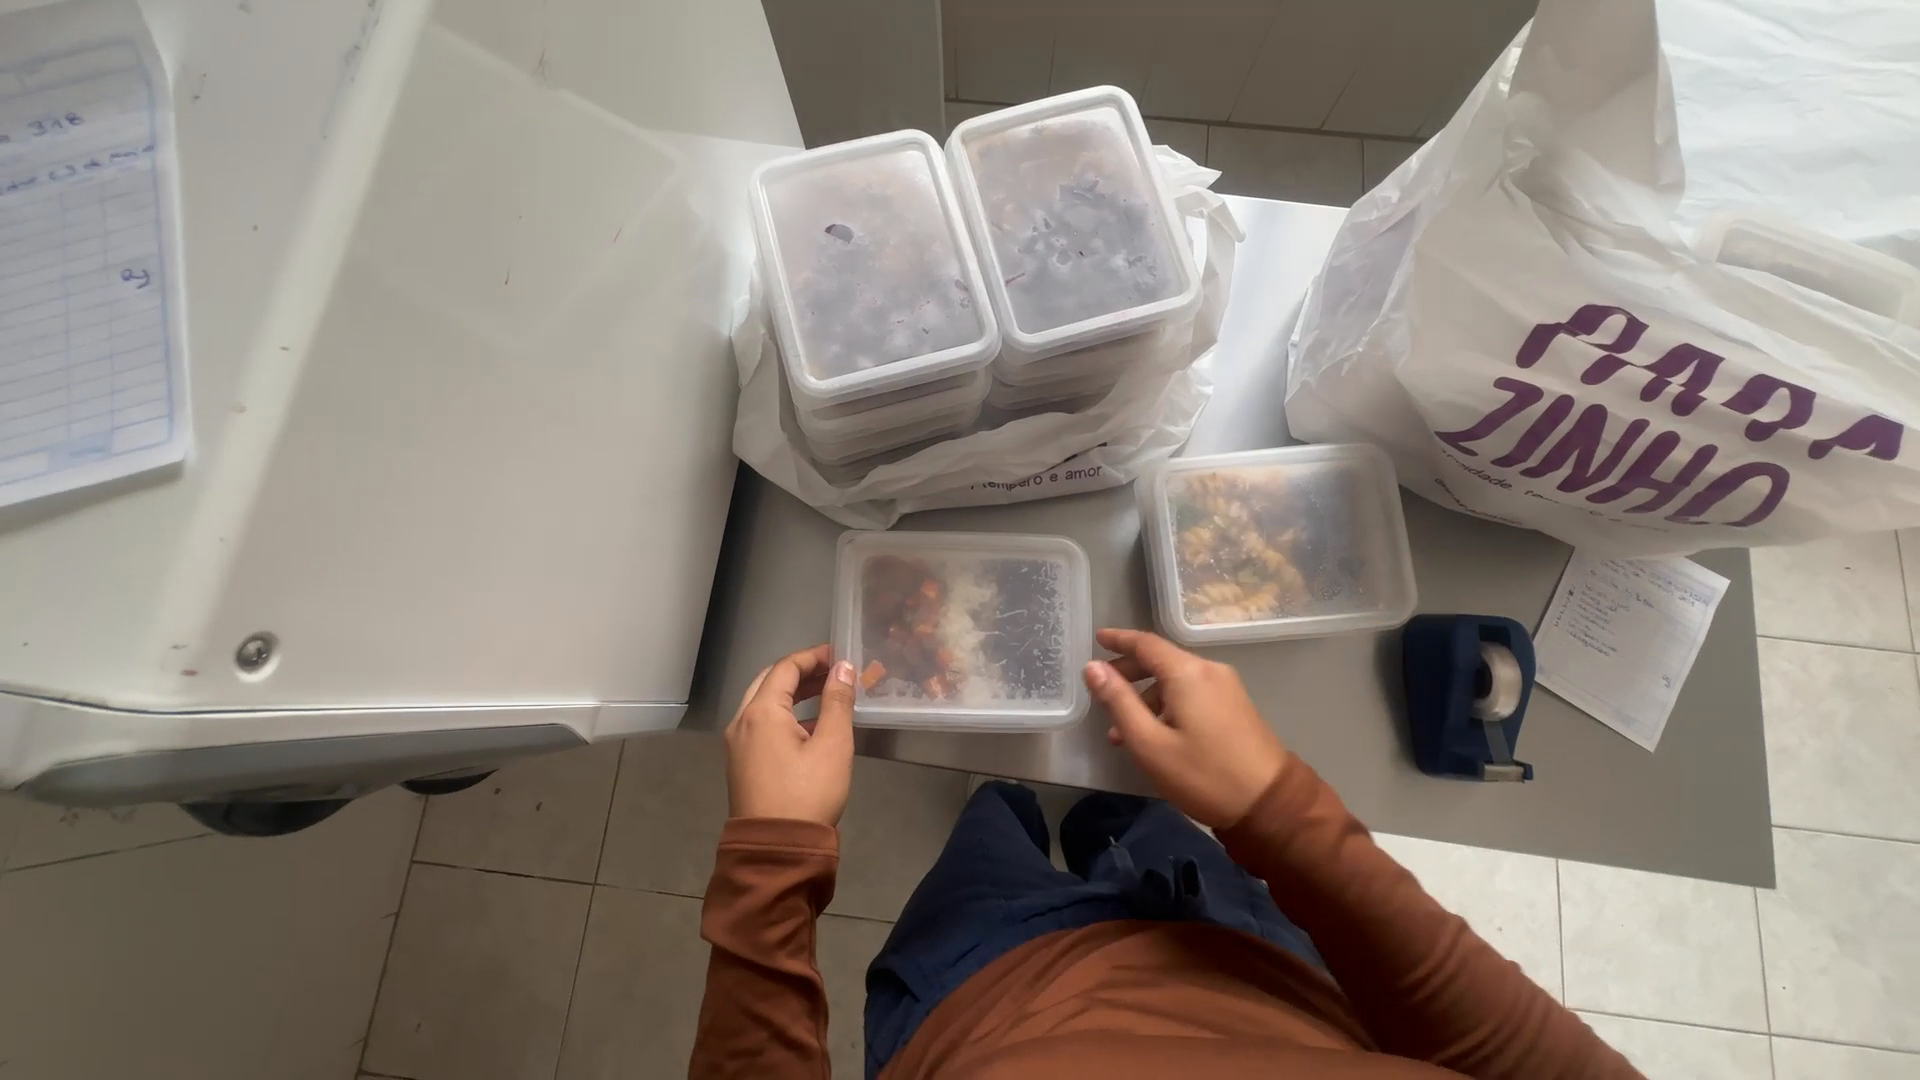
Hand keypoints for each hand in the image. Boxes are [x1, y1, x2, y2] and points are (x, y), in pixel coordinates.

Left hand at [724, 644, 855, 825]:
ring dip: (793, 693)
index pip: (785, 668)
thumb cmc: (808, 794)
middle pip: (770, 681)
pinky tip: (810, 726)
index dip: (813, 657)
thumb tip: (843, 668)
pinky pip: (761, 724)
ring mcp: (737, 744)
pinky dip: (784, 714)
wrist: (777, 850)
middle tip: (832, 672)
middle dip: (801, 672)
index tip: (839, 655)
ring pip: (763, 703)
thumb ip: (837, 701)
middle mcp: (742, 721)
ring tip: (826, 694)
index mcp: (761, 712)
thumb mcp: (833, 745)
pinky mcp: (741, 762)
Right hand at [1082, 628, 1289, 828]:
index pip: (1146, 643)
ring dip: (1146, 696)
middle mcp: (1209, 671)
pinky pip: (1192, 693)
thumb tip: (1093, 667)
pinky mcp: (1235, 706)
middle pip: (1161, 659)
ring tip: (1122, 731)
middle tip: (1101, 688)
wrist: (1269, 805)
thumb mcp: (1149, 743)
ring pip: (1176, 680)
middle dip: (1129, 671)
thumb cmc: (1203, 774)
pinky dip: (1167, 703)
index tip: (1097, 638)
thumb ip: (1118, 702)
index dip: (1118, 639)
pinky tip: (1155, 733)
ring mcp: (1226, 688)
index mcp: (1188, 673)